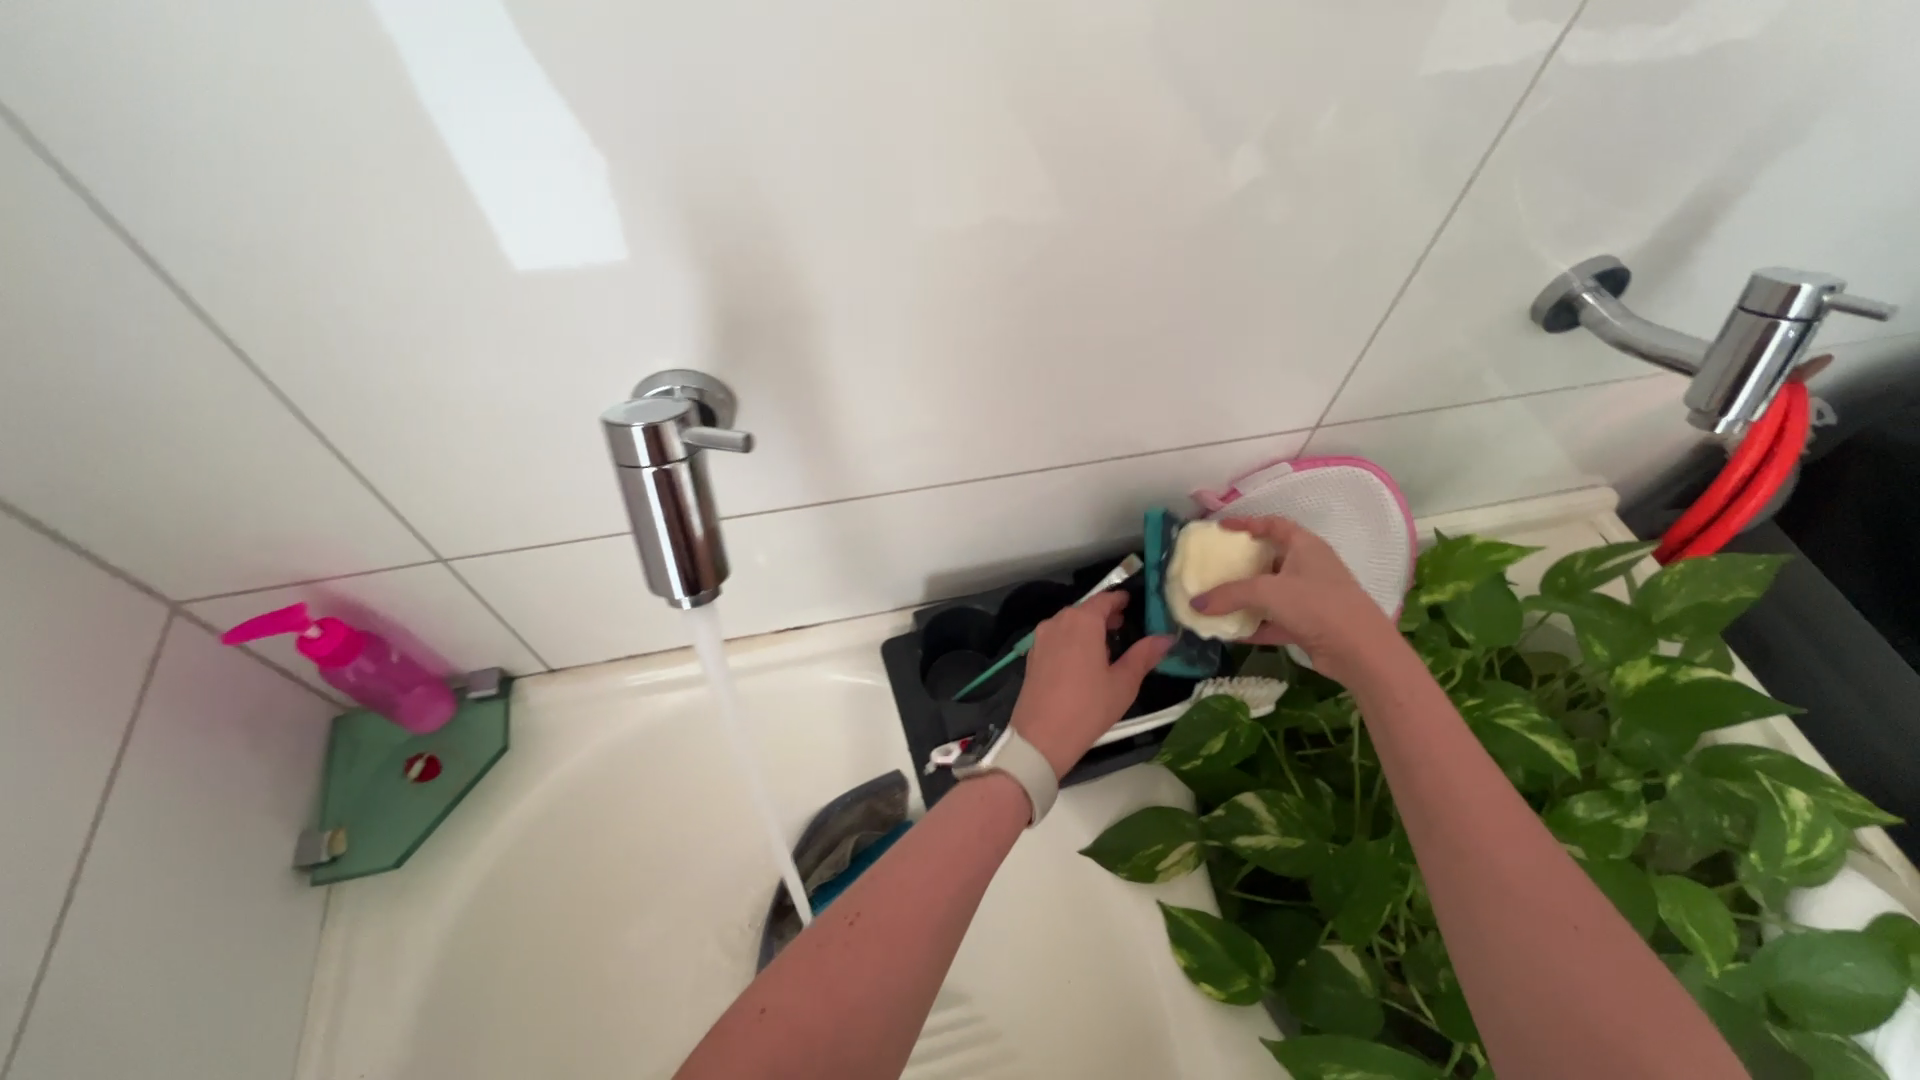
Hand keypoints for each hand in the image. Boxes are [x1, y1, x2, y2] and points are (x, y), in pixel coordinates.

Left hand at [1009, 591, 1172, 779]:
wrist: (1041, 737)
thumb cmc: (1088, 707)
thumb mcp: (1124, 682)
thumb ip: (1144, 655)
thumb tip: (1166, 638)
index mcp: (1082, 622)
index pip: (1104, 599)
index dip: (1120, 599)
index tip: (1133, 603)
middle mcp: (1058, 622)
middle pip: (1085, 610)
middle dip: (1104, 615)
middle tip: (1124, 626)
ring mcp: (1041, 638)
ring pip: (1068, 624)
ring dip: (1087, 628)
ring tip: (1106, 646)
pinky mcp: (1032, 656)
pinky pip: (1056, 638)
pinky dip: (1071, 641)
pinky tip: (1083, 662)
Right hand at [1189, 516, 1400, 684]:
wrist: (1359, 650)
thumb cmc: (1316, 604)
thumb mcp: (1267, 592)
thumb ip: (1228, 595)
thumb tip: (1195, 603)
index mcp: (1305, 546)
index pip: (1274, 525)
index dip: (1247, 523)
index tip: (1220, 529)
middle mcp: (1309, 568)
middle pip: (1269, 560)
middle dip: (1241, 565)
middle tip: (1214, 567)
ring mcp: (1310, 597)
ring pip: (1270, 593)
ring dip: (1244, 599)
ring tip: (1215, 601)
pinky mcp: (1309, 625)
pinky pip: (1274, 620)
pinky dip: (1254, 624)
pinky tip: (1230, 632)